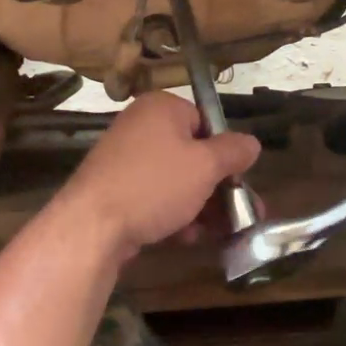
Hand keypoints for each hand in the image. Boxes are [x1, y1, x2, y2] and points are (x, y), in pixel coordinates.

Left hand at [58, 92, 260, 261]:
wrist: (93, 224)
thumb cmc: (155, 184)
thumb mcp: (205, 166)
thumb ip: (233, 152)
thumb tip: (252, 142)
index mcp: (160, 107)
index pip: (205, 122)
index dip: (224, 152)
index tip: (239, 181)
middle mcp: (141, 125)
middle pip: (192, 154)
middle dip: (218, 187)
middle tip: (242, 215)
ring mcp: (125, 158)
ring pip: (176, 179)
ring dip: (200, 205)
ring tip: (221, 233)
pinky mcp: (116, 188)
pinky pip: (155, 196)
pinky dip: (173, 213)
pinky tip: (186, 237)